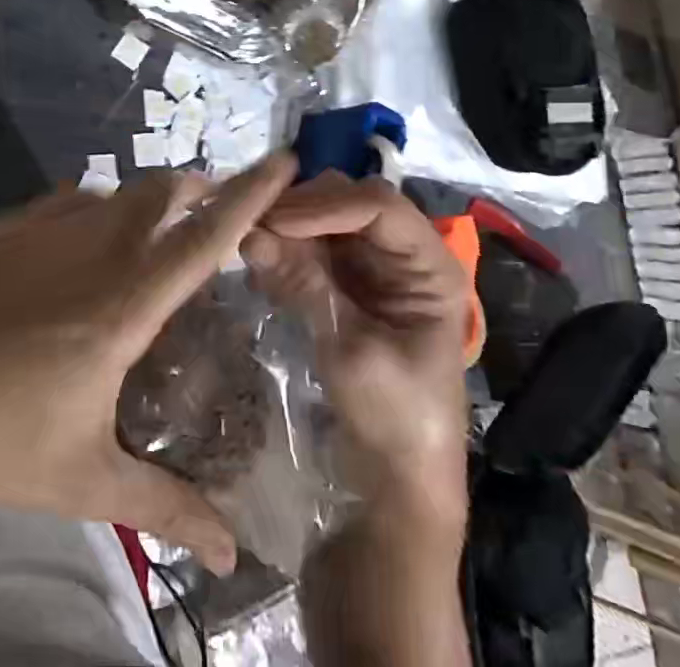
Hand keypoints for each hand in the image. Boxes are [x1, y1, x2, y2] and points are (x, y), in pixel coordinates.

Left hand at [0, 155, 298, 575]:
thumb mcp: (83, 480)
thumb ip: (166, 509)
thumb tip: (231, 552)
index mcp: (122, 307)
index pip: (204, 238)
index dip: (251, 195)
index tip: (285, 159)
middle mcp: (92, 253)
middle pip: (164, 192)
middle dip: (204, 189)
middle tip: (223, 215)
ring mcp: (45, 234)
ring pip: (120, 190)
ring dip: (155, 197)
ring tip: (168, 228)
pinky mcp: (8, 233)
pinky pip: (75, 198)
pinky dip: (104, 206)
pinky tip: (98, 237)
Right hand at [241, 173, 471, 535]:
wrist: (399, 477)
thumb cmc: (395, 418)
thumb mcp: (349, 349)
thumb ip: (304, 286)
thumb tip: (250, 235)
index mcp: (429, 265)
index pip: (378, 208)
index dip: (325, 206)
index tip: (272, 221)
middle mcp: (405, 255)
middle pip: (353, 203)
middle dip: (304, 209)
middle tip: (252, 226)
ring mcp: (375, 269)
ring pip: (329, 221)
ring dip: (290, 225)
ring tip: (250, 241)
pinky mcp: (349, 286)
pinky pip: (315, 249)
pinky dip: (287, 248)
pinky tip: (259, 260)